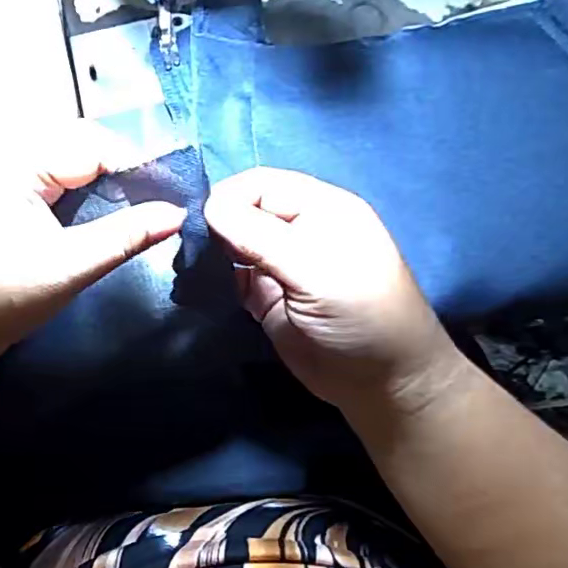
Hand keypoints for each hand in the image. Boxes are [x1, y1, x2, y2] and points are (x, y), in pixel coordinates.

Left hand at [0, 122, 185, 377]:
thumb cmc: (1, 299)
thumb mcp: (69, 267)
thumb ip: (124, 237)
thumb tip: (177, 214)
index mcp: (16, 167)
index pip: (88, 143)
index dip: (132, 163)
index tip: (168, 193)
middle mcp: (7, 167)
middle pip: (76, 149)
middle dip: (119, 170)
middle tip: (155, 201)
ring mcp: (2, 189)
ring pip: (65, 170)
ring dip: (102, 184)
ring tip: (136, 208)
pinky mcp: (3, 212)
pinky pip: (52, 190)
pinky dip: (82, 198)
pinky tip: (100, 219)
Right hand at [203, 167, 466, 412]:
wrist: (380, 383)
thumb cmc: (358, 314)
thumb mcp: (313, 267)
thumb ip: (259, 236)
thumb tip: (209, 207)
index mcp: (319, 208)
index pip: (260, 184)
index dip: (228, 198)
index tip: (199, 224)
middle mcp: (297, 231)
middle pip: (243, 212)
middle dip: (215, 226)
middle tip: (188, 250)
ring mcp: (280, 266)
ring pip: (233, 246)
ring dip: (211, 254)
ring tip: (189, 268)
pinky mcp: (266, 299)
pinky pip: (232, 280)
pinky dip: (214, 281)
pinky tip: (198, 287)